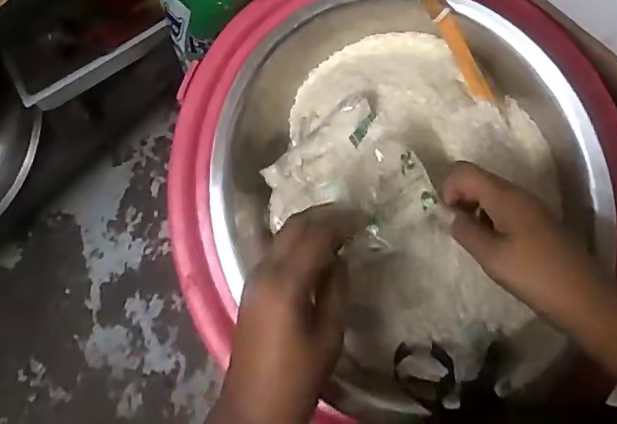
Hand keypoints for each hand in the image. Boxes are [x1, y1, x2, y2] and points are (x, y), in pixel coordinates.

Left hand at [209, 204, 363, 423]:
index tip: (364, 217)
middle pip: (294, 226)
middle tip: (351, 214)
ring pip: (283, 234)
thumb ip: (336, 290)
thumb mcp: (328, 337)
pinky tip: (316, 249)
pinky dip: (298, 240)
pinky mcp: (252, 286)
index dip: (341, 222)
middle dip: (324, 214)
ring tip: (338, 226)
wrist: (253, 410)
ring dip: (310, 224)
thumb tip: (340, 258)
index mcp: (285, 282)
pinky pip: (277, 249)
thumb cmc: (296, 379)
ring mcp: (254, 276)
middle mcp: (265, 270)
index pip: (315, 235)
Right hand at [440, 162, 609, 324]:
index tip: (446, 218)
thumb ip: (465, 230)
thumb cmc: (535, 276)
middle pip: (478, 179)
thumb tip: (444, 211)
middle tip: (457, 231)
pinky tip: (497, 248)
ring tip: (475, 242)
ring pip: (492, 194)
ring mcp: (531, 205)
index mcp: (503, 194)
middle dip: (460, 198)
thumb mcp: (492, 257)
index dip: (447, 188)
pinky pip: (506, 207)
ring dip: (476, 210)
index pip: (463, 171)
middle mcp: (517, 192)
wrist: (588, 299)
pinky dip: (492, 218)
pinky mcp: (540, 221)